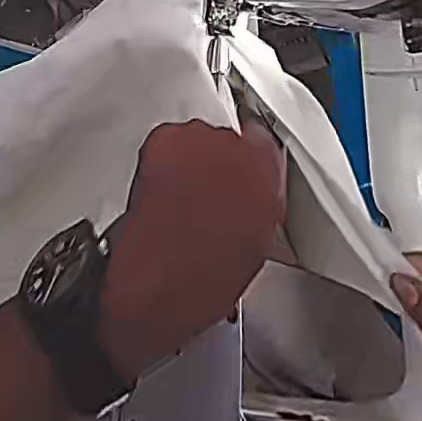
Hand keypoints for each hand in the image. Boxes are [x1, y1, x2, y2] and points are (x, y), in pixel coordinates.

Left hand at [99, 120, 284, 378]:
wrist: (155, 282)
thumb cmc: (202, 277)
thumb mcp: (255, 245)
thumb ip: (260, 205)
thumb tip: (253, 197)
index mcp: (267, 173)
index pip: (266, 146)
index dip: (250, 165)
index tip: (240, 178)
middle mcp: (237, 147)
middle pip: (230, 142)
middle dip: (218, 164)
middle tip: (207, 196)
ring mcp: (199, 138)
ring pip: (198, 140)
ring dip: (192, 161)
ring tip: (181, 199)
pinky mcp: (164, 138)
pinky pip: (169, 142)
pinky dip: (164, 160)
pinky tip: (162, 191)